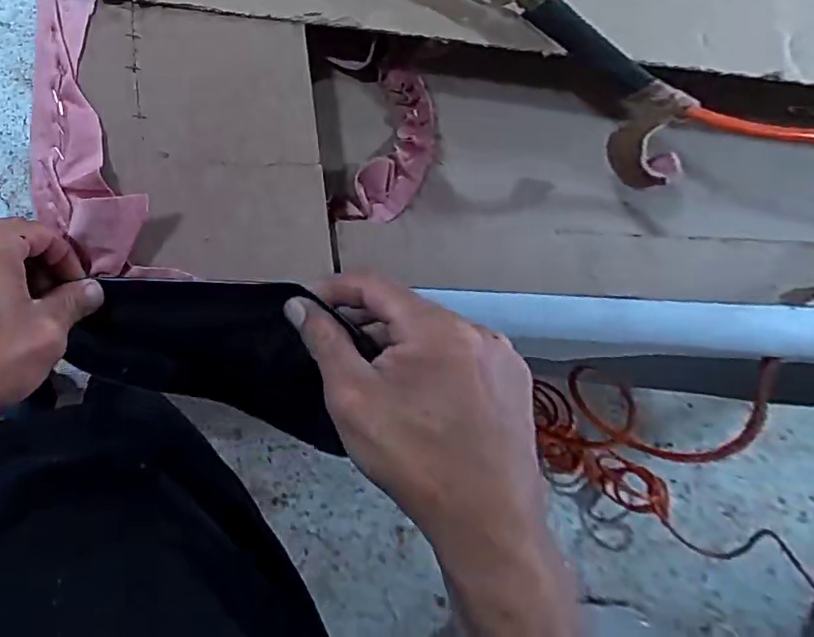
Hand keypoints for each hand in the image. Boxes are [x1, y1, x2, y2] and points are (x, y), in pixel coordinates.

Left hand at [0, 218, 102, 433]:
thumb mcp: (46, 331)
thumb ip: (74, 302)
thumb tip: (92, 289)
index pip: (45, 235)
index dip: (69, 263)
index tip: (79, 292)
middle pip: (16, 240)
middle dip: (41, 269)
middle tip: (56, 305)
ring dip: (14, 276)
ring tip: (26, 314)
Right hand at [284, 274, 545, 558]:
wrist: (490, 529)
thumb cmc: (414, 459)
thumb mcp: (351, 395)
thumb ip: (324, 340)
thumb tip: (299, 304)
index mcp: (438, 327)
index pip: (373, 284)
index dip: (333, 288)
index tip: (305, 305)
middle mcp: (476, 332)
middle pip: (404, 308)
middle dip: (362, 320)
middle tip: (332, 345)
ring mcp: (501, 359)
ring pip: (431, 332)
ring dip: (395, 342)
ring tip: (370, 374)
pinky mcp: (513, 386)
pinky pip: (458, 355)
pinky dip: (428, 361)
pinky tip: (413, 395)